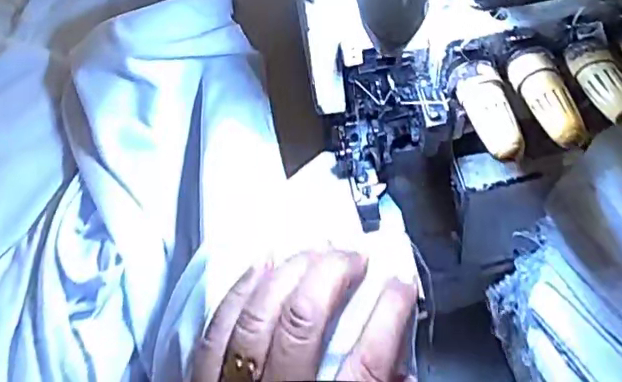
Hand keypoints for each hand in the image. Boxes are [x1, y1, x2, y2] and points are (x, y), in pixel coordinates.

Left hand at [192, 249, 417, 381]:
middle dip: (333, 274)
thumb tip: (404, 371)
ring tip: (317, 251)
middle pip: (302, 323)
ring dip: (291, 272)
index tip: (402, 284)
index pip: (364, 363)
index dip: (389, 313)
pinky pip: (216, 332)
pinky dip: (242, 290)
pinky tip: (265, 264)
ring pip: (258, 317)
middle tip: (355, 258)